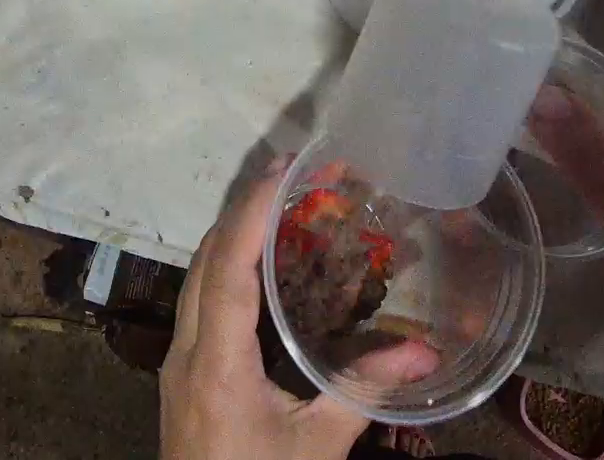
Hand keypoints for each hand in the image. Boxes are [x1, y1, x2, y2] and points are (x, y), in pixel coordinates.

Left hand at [160, 159, 438, 459]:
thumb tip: (426, 352)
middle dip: (246, 207)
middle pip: (206, 257)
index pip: (227, 267)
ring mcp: (177, 359)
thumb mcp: (318, 449)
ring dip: (234, 231)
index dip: (253, 213)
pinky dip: (227, 261)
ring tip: (281, 201)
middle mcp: (186, 350)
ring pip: (196, 273)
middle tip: (294, 174)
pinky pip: (199, 295)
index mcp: (217, 365)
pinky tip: (261, 258)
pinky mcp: (181, 369)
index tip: (285, 171)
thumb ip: (367, 392)